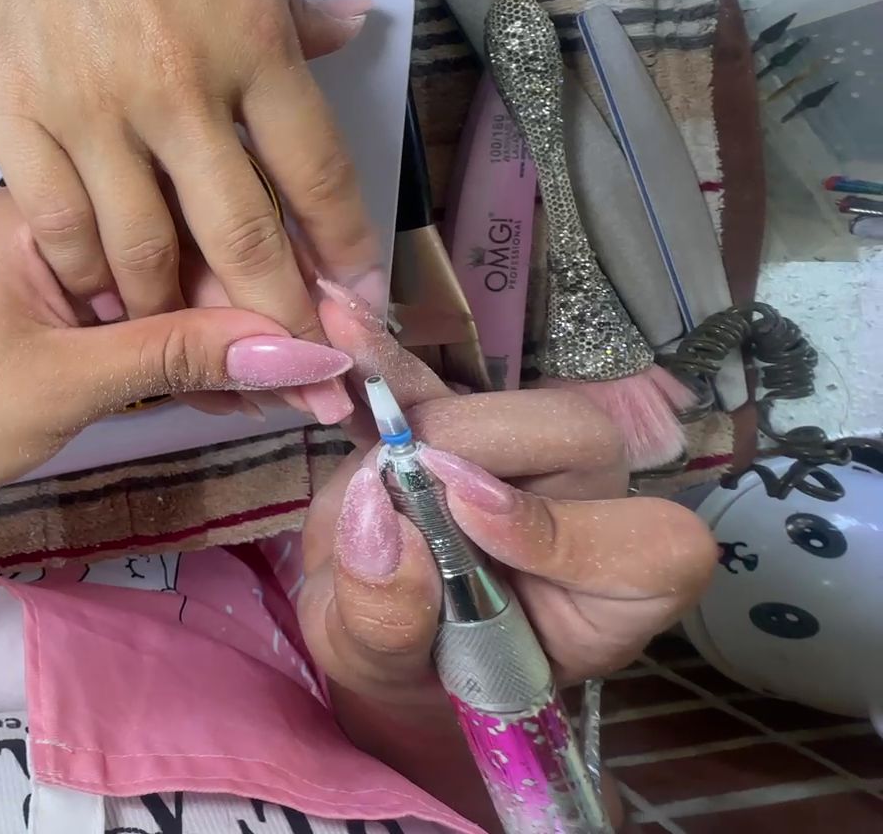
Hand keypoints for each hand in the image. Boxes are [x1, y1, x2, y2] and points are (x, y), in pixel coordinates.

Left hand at [0, 191, 353, 502]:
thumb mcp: (66, 382)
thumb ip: (178, 355)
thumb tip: (305, 351)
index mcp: (48, 205)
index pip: (188, 225)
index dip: (272, 285)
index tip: (346, 337)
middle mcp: (68, 213)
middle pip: (192, 252)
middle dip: (267, 319)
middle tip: (341, 376)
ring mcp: (70, 259)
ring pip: (179, 288)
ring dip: (237, 343)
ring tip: (305, 395)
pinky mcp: (71, 303)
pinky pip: (148, 316)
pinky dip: (192, 354)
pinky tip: (244, 388)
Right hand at [296, 284, 715, 709]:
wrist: (361, 617)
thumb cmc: (390, 660)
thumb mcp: (374, 662)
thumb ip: (385, 620)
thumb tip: (384, 529)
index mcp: (595, 601)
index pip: (649, 547)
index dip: (564, 527)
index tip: (463, 516)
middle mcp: (576, 520)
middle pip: (583, 442)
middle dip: (479, 441)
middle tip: (391, 464)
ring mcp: (514, 465)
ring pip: (511, 398)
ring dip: (422, 390)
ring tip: (349, 393)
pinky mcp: (448, 428)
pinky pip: (427, 382)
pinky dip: (381, 357)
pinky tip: (338, 324)